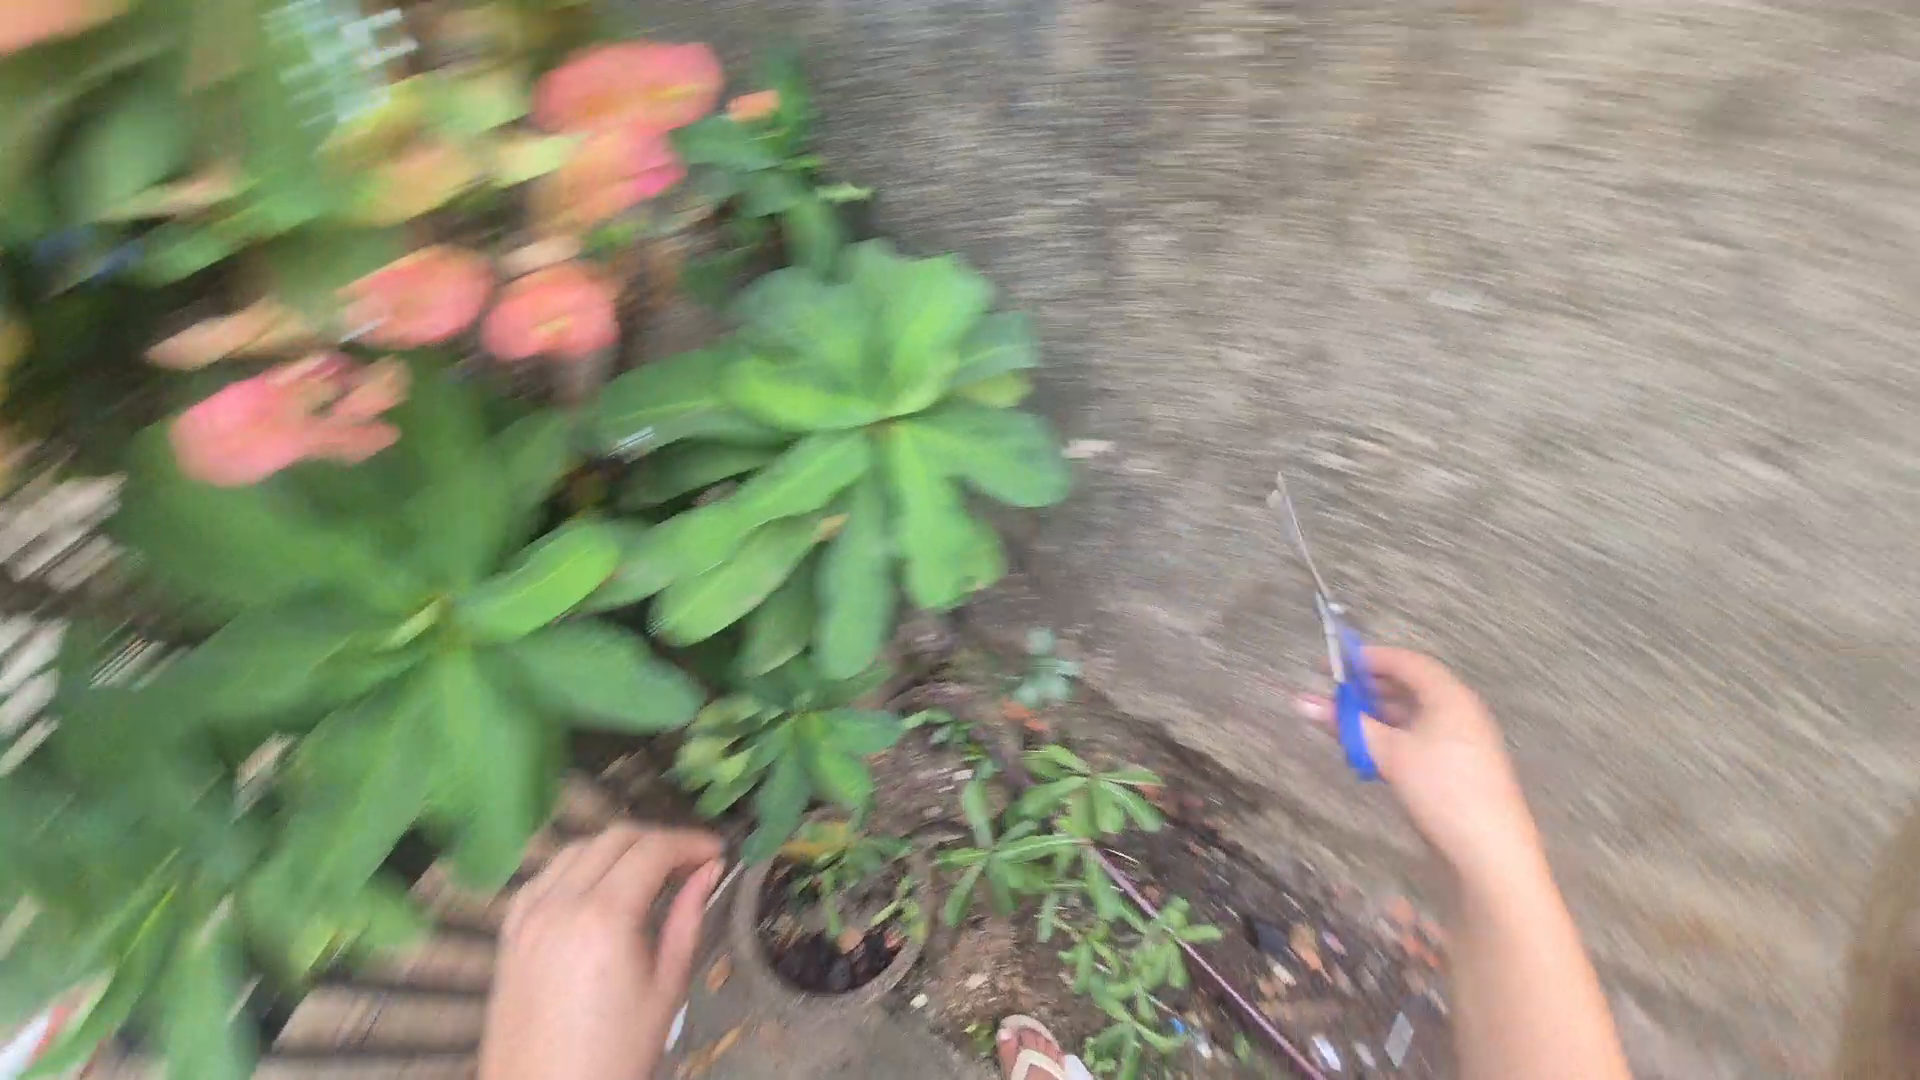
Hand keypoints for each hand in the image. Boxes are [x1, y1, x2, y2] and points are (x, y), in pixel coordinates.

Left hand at [479, 825, 724, 1079]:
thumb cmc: (616, 1053)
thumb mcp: (667, 987)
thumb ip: (688, 918)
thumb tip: (710, 869)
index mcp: (604, 917)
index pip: (654, 850)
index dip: (691, 843)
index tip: (717, 852)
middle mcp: (561, 904)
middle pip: (616, 838)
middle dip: (659, 839)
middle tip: (690, 861)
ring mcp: (528, 917)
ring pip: (577, 848)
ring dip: (618, 847)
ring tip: (648, 870)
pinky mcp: (509, 935)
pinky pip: (543, 877)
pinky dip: (576, 866)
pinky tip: (596, 885)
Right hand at [1299, 647, 1543, 882]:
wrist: (1489, 854)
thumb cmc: (1440, 788)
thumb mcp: (1386, 751)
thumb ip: (1344, 723)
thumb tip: (1298, 700)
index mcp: (1449, 697)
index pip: (1406, 661)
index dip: (1368, 658)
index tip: (1331, 664)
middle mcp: (1458, 712)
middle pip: (1407, 687)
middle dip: (1366, 689)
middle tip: (1329, 695)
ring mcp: (1459, 741)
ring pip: (1409, 715)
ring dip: (1373, 716)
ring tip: (1340, 725)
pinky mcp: (1454, 767)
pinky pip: (1415, 737)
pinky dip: (1388, 736)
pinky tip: (1366, 752)